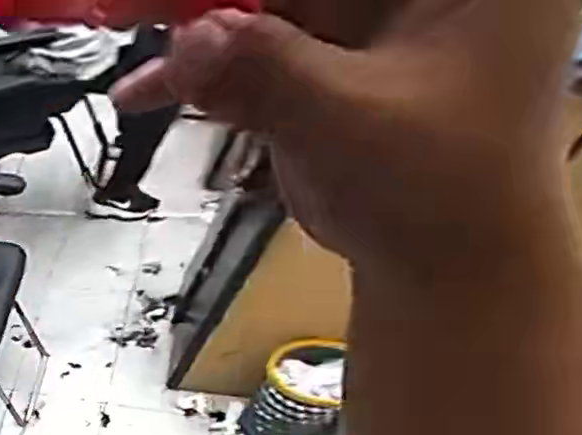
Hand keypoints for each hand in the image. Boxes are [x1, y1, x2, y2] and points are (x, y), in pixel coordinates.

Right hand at [114, 0, 581, 276]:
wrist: (442, 263)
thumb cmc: (429, 184)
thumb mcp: (344, 119)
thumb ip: (264, 71)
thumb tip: (187, 38)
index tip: (191, 9)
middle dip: (219, 6)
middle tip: (147, 25)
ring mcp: (370, 27)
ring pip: (273, 13)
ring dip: (201, 42)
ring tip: (138, 76)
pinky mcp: (327, 74)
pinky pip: (259, 59)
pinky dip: (207, 77)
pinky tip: (147, 90)